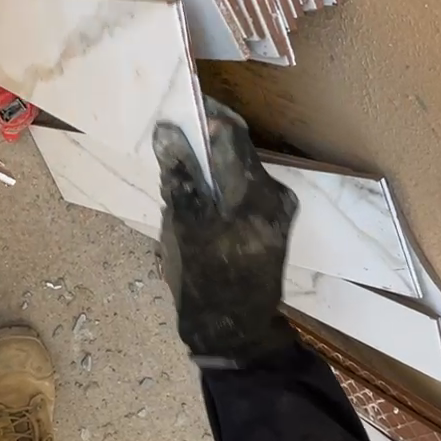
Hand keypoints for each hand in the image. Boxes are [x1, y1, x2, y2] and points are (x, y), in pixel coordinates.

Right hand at [152, 97, 298, 365]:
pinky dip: (215, 189)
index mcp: (256, 193)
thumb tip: (167, 129)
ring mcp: (276, 211)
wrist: (233, 334)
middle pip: (232, 150)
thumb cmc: (205, 281)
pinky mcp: (270, 224)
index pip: (231, 131)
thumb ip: (178, 176)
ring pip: (233, 171)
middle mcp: (275, 195)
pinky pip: (238, 190)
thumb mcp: (183, 227)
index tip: (173, 106)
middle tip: (165, 152)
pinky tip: (193, 207)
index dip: (203, 112)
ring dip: (204, 169)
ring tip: (175, 188)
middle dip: (198, 146)